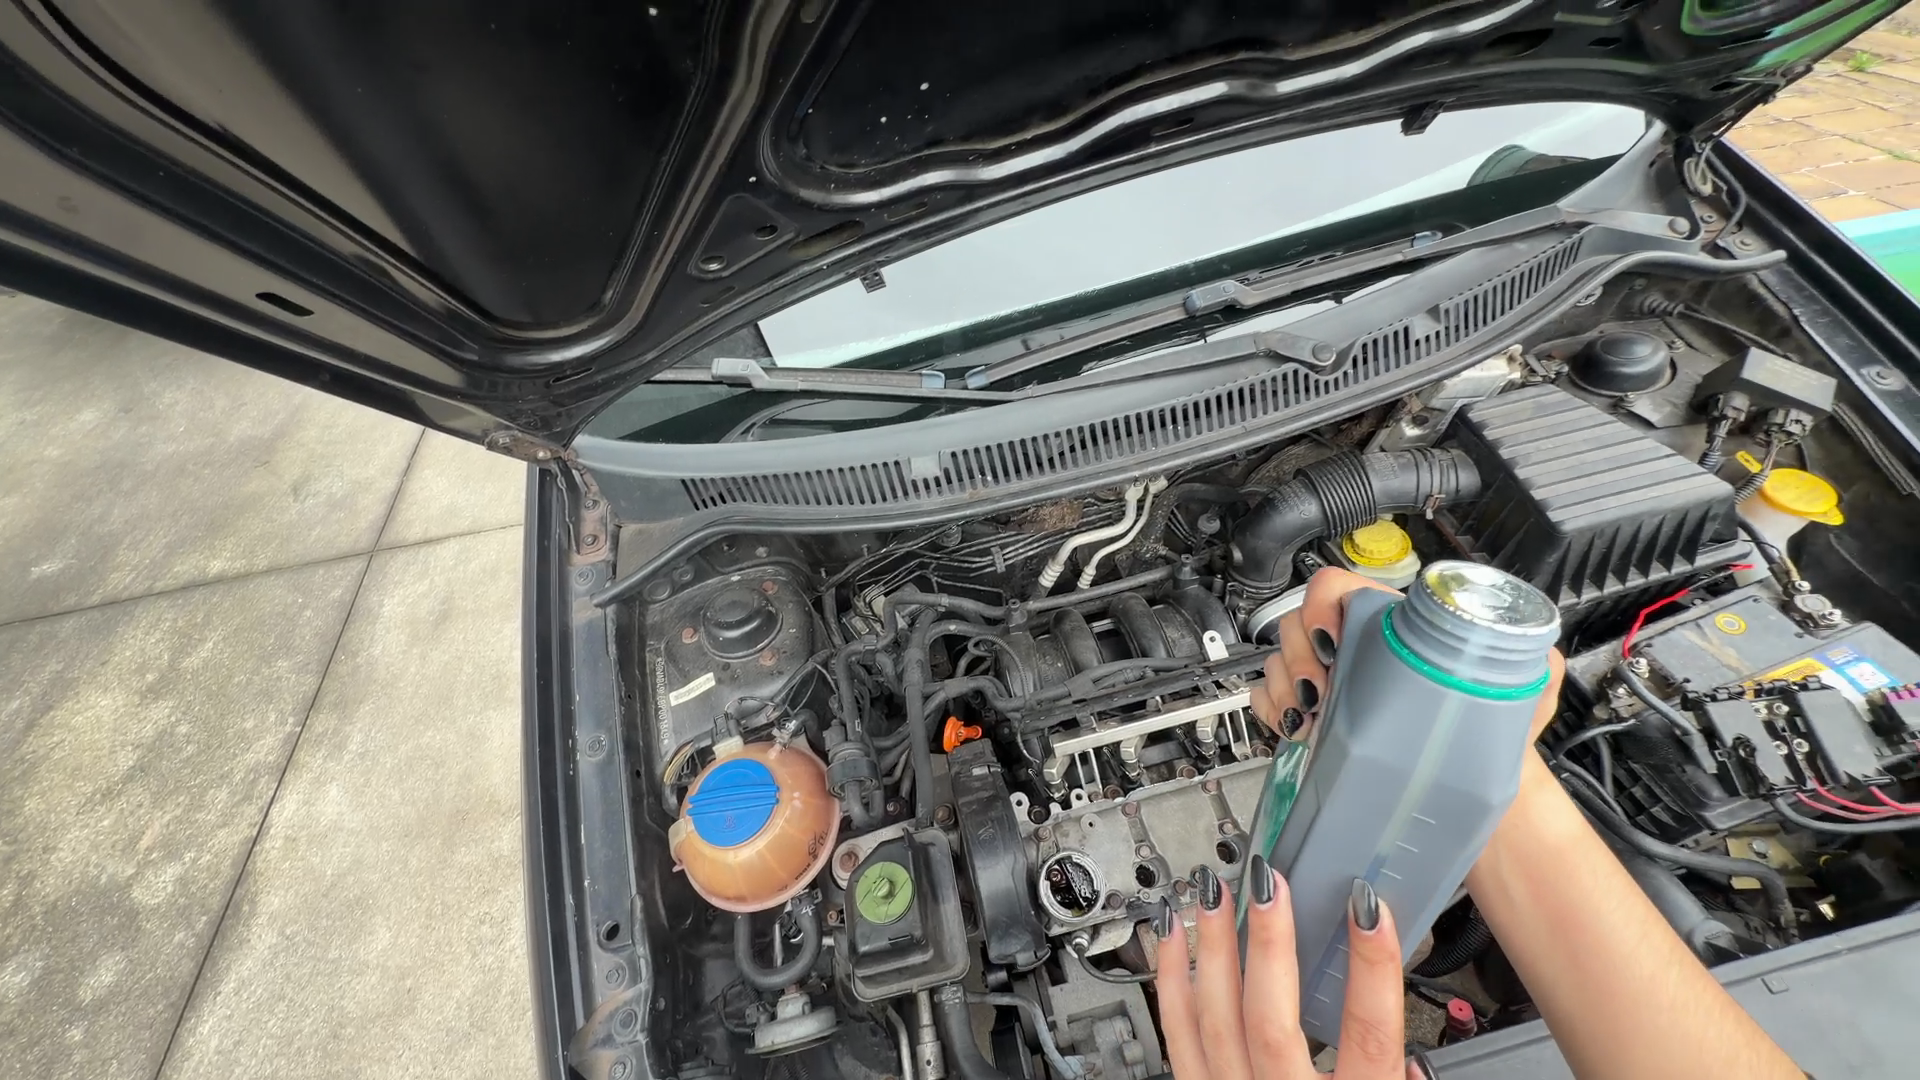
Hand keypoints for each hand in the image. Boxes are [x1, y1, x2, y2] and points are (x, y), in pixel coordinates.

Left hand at [1155, 859, 1422, 1078]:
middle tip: (1267, 883)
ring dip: (1209, 947)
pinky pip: (1176, 1034)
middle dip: (1267, 944)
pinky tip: (1168, 934)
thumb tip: (1405, 1056)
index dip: (1372, 969)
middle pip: (1271, 1022)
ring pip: (1211, 1019)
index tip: (1368, 906)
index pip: (1371, 1039)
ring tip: (1211, 891)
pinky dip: (1169, 978)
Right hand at [1247, 567, 1563, 744]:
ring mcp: (1327, 680)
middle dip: (1300, 658)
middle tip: (1321, 693)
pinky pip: (1266, 697)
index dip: (1319, 606)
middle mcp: (1351, 646)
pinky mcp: (1311, 714)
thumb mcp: (1522, 684)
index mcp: (1388, 624)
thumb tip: (1522, 640)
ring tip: (1310, 720)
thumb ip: (1526, 651)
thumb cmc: (1492, 733)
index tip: (1331, 642)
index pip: (1334, 587)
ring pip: (1277, 661)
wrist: (1471, 788)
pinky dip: (1271, 709)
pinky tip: (1295, 730)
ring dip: (1285, 689)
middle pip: (1296, 624)